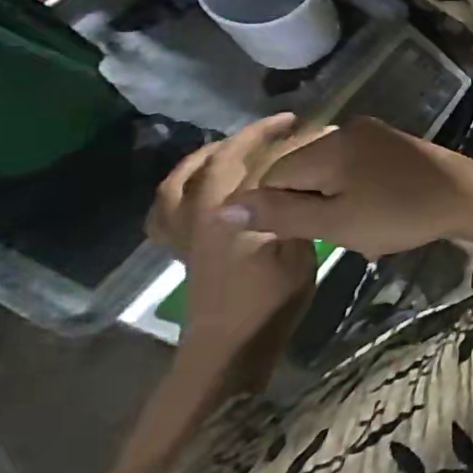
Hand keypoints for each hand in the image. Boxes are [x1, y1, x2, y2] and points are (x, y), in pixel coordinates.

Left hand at [148, 115, 328, 351]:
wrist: (231, 349)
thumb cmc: (270, 299)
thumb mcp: (297, 248)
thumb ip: (294, 208)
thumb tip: (306, 177)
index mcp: (230, 209)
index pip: (249, 157)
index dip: (271, 135)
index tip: (295, 122)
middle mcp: (201, 214)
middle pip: (214, 162)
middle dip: (243, 139)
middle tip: (273, 129)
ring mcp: (187, 234)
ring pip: (176, 185)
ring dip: (200, 160)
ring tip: (225, 149)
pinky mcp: (184, 253)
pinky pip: (165, 214)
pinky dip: (177, 195)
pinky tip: (198, 191)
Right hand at [222, 118, 472, 258]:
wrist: (465, 195)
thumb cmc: (398, 213)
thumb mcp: (335, 223)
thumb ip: (280, 215)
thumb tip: (222, 210)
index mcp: (326, 145)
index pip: (273, 176)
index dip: (281, 211)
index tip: (309, 235)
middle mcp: (345, 129)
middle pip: (301, 171)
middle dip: (311, 205)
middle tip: (340, 232)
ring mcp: (372, 133)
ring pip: (329, 171)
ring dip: (335, 202)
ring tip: (362, 225)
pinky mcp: (391, 142)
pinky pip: (354, 166)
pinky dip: (355, 191)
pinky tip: (377, 211)